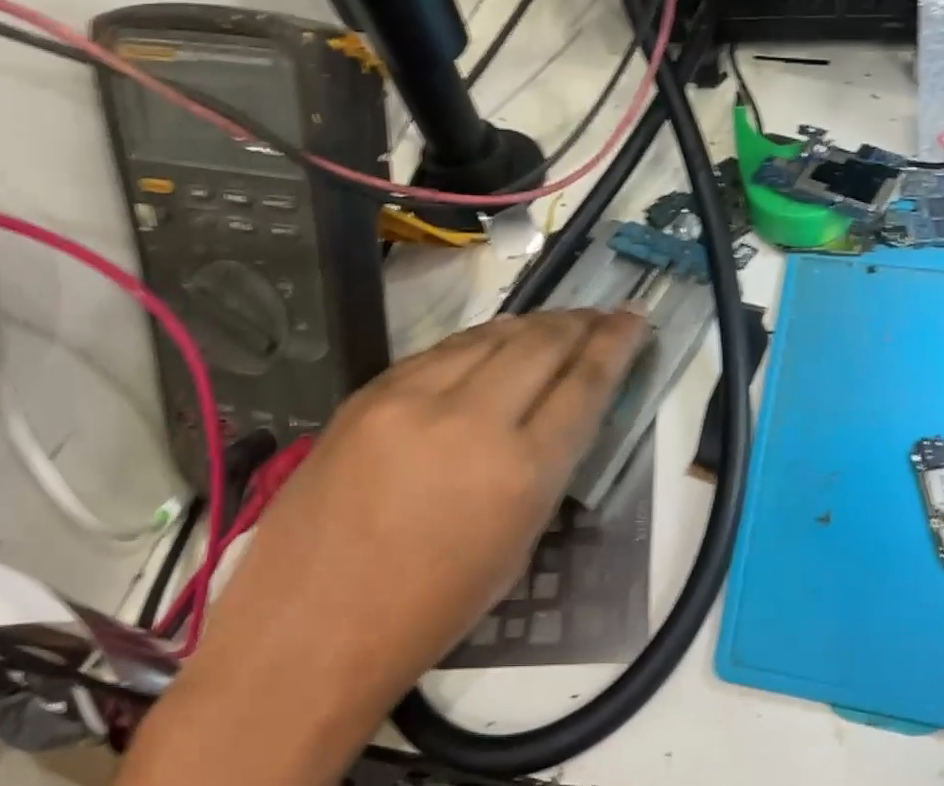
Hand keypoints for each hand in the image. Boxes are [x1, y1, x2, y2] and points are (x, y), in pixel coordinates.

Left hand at [122, 309, 648, 785]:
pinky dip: (478, 343)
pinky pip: (440, 350)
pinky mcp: (368, 393)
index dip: (617, 343)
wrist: (309, 629)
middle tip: (602, 313)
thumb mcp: (517, 542)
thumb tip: (565, 405)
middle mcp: (471, 419)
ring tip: (555, 323)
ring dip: (531, 325)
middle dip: (580, 322)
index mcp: (521, 471)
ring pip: (490, 334)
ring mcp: (411, 398)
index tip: (634, 319)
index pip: (586, 382)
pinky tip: (492, 345)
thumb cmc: (430, 608)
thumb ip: (546, 465)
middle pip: (542, 343)